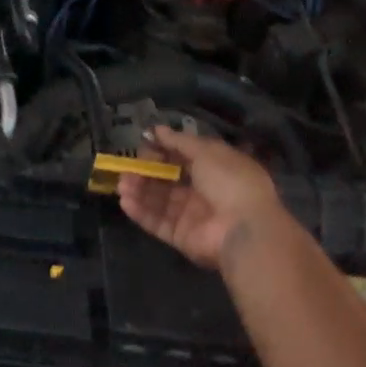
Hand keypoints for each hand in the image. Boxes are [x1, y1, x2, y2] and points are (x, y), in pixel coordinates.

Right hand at [117, 125, 281, 270]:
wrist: (243, 228)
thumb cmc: (230, 182)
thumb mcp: (207, 152)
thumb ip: (179, 141)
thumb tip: (156, 129)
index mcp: (216, 169)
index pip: (184, 157)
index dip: (164, 150)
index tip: (144, 144)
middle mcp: (203, 192)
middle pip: (168, 180)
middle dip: (147, 172)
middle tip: (128, 167)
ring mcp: (191, 216)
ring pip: (159, 201)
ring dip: (139, 191)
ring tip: (122, 184)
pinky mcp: (180, 237)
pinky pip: (157, 222)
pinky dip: (141, 212)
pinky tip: (125, 201)